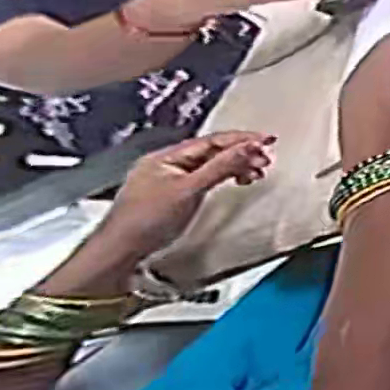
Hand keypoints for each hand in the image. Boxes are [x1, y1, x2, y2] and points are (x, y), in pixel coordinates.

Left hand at [94, 133, 273, 261]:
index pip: (213, 140)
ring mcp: (173, 178)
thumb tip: (249, 146)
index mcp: (165, 157)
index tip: (268, 140)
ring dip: (239, 165)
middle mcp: (168, 164)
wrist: (121, 251)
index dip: (243, 139)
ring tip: (256, 172)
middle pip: (215, 150)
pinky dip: (229, 175)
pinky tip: (239, 180)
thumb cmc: (145, 221)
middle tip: (266, 159)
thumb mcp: (189, 189)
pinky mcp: (179, 191)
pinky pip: (211, 174)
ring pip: (215, 163)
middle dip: (244, 153)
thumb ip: (222, 165)